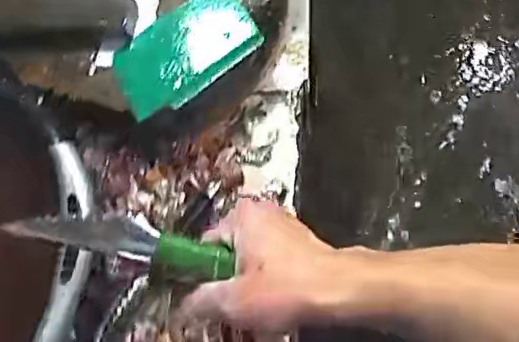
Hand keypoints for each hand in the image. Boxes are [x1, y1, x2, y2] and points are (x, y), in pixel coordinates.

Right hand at [177, 199, 354, 333]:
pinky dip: (264, 281)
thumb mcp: (234, 300)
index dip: (199, 274)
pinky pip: (266, 262)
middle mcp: (259, 211)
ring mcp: (277, 223)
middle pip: (226, 253)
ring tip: (252, 308)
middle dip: (226, 282)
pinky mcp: (292, 239)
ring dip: (245, 285)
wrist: (333, 286)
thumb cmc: (289, 286)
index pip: (203, 245)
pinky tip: (270, 302)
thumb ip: (201, 299)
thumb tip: (185, 303)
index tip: (198, 296)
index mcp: (241, 215)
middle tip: (231, 306)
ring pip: (246, 260)